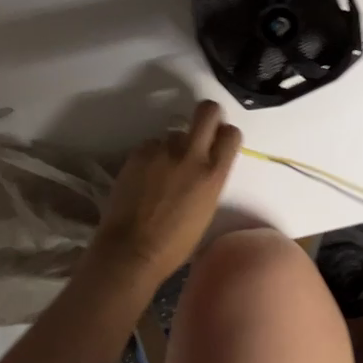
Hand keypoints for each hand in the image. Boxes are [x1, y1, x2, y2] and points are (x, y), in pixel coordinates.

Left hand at [88, 99, 241, 287]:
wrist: (130, 252)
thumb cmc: (174, 245)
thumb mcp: (205, 211)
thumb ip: (208, 181)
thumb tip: (204, 167)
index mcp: (213, 174)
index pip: (232, 134)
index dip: (226, 134)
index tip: (219, 141)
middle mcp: (191, 155)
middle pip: (208, 111)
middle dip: (208, 114)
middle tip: (200, 128)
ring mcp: (163, 151)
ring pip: (174, 132)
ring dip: (173, 145)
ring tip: (161, 170)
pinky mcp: (139, 152)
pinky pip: (152, 144)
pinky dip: (151, 156)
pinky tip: (143, 177)